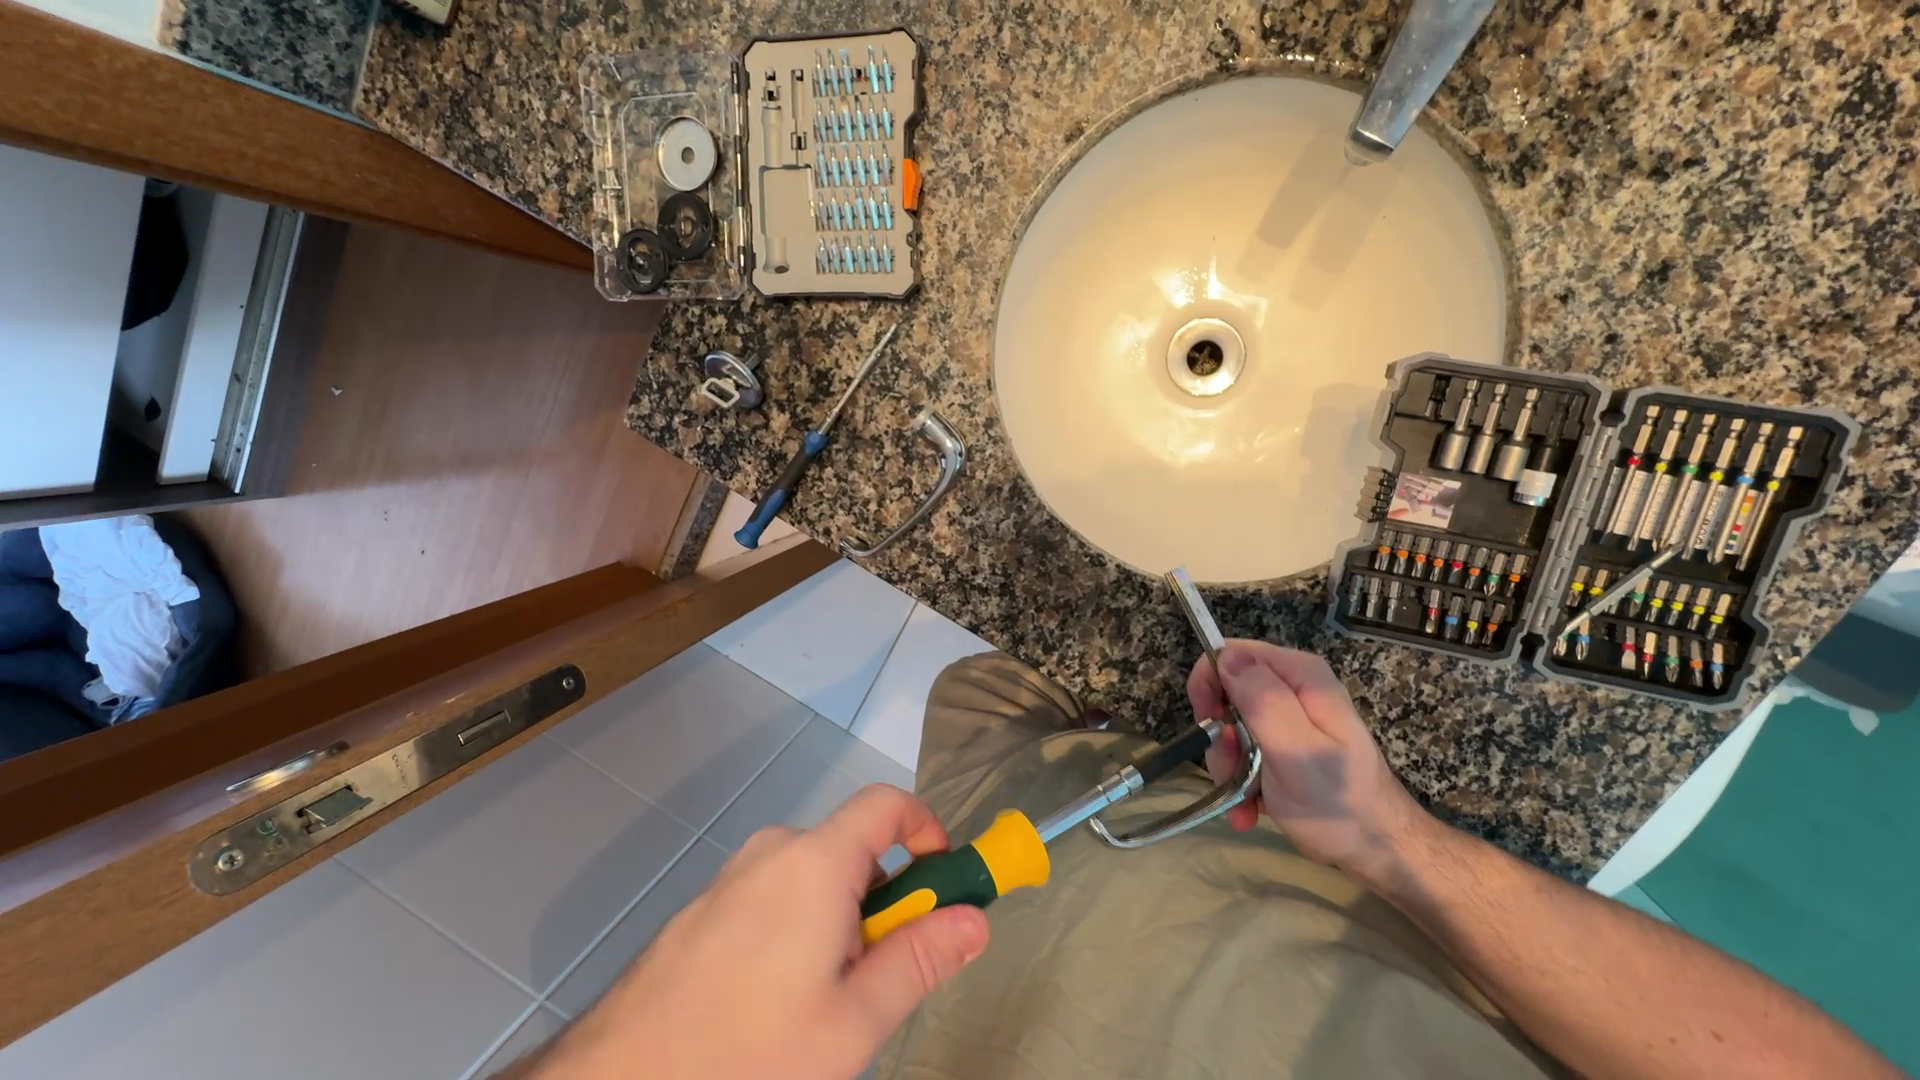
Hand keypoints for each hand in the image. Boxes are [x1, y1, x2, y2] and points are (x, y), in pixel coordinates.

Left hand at [534, 786, 988, 1079]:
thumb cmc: (748, 1052)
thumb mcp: (853, 1021)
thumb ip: (920, 961)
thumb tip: (976, 919)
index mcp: (814, 862)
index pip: (887, 803)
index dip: (928, 830)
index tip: (944, 885)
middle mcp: (771, 852)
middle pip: (852, 849)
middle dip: (883, 901)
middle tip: (879, 975)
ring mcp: (730, 878)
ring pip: (812, 880)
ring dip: (840, 922)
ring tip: (823, 1003)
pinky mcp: (702, 910)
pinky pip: (772, 898)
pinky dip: (798, 929)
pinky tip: (773, 1002)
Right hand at [1193, 640, 1428, 883]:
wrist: (1376, 851)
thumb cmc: (1337, 803)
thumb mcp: (1294, 750)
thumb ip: (1262, 699)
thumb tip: (1226, 656)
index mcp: (1301, 676)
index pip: (1232, 654)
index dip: (1210, 685)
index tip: (1210, 726)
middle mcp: (1294, 689)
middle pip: (1227, 694)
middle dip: (1222, 737)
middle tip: (1233, 769)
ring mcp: (1289, 719)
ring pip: (1230, 729)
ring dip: (1229, 766)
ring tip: (1247, 798)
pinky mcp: (1283, 746)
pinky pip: (1243, 753)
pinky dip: (1239, 780)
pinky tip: (1250, 807)